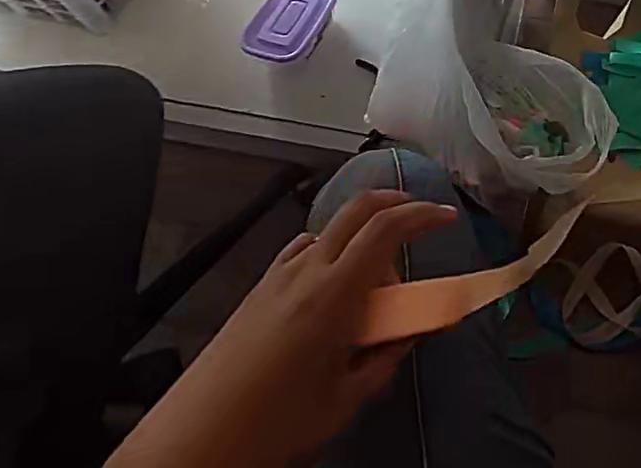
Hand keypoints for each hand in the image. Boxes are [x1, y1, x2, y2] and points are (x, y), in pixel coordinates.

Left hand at [106, 191, 458, 467]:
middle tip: (421, 218)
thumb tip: (407, 335)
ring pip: (333, 228)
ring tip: (375, 278)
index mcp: (334, 293)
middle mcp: (308, 268)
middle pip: (359, 207)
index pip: (386, 229)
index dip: (422, 215)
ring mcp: (281, 272)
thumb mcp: (342, 401)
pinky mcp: (262, 283)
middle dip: (396, 201)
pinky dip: (332, 250)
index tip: (447, 216)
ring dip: (363, 234)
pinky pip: (307, 248)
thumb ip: (382, 360)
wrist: (193, 439)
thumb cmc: (274, 425)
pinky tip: (332, 283)